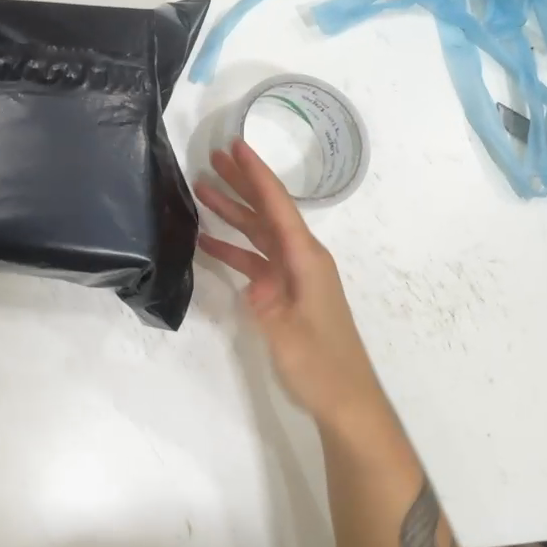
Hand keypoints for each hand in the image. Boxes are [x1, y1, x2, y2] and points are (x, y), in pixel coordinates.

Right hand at [195, 140, 390, 433]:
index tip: (236, 146)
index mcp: (305, 258)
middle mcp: (300, 258)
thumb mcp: (286, 330)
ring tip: (200, 189)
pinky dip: (231, 248)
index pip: (277, 205)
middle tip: (212, 156)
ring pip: (257, 232)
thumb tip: (251, 281)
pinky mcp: (282, 292)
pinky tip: (205, 240)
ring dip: (232, 211)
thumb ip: (265, 298)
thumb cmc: (320, 364)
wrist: (345, 401)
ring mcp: (291, 275)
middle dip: (242, 182)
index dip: (256, 174)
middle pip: (267, 210)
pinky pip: (254, 259)